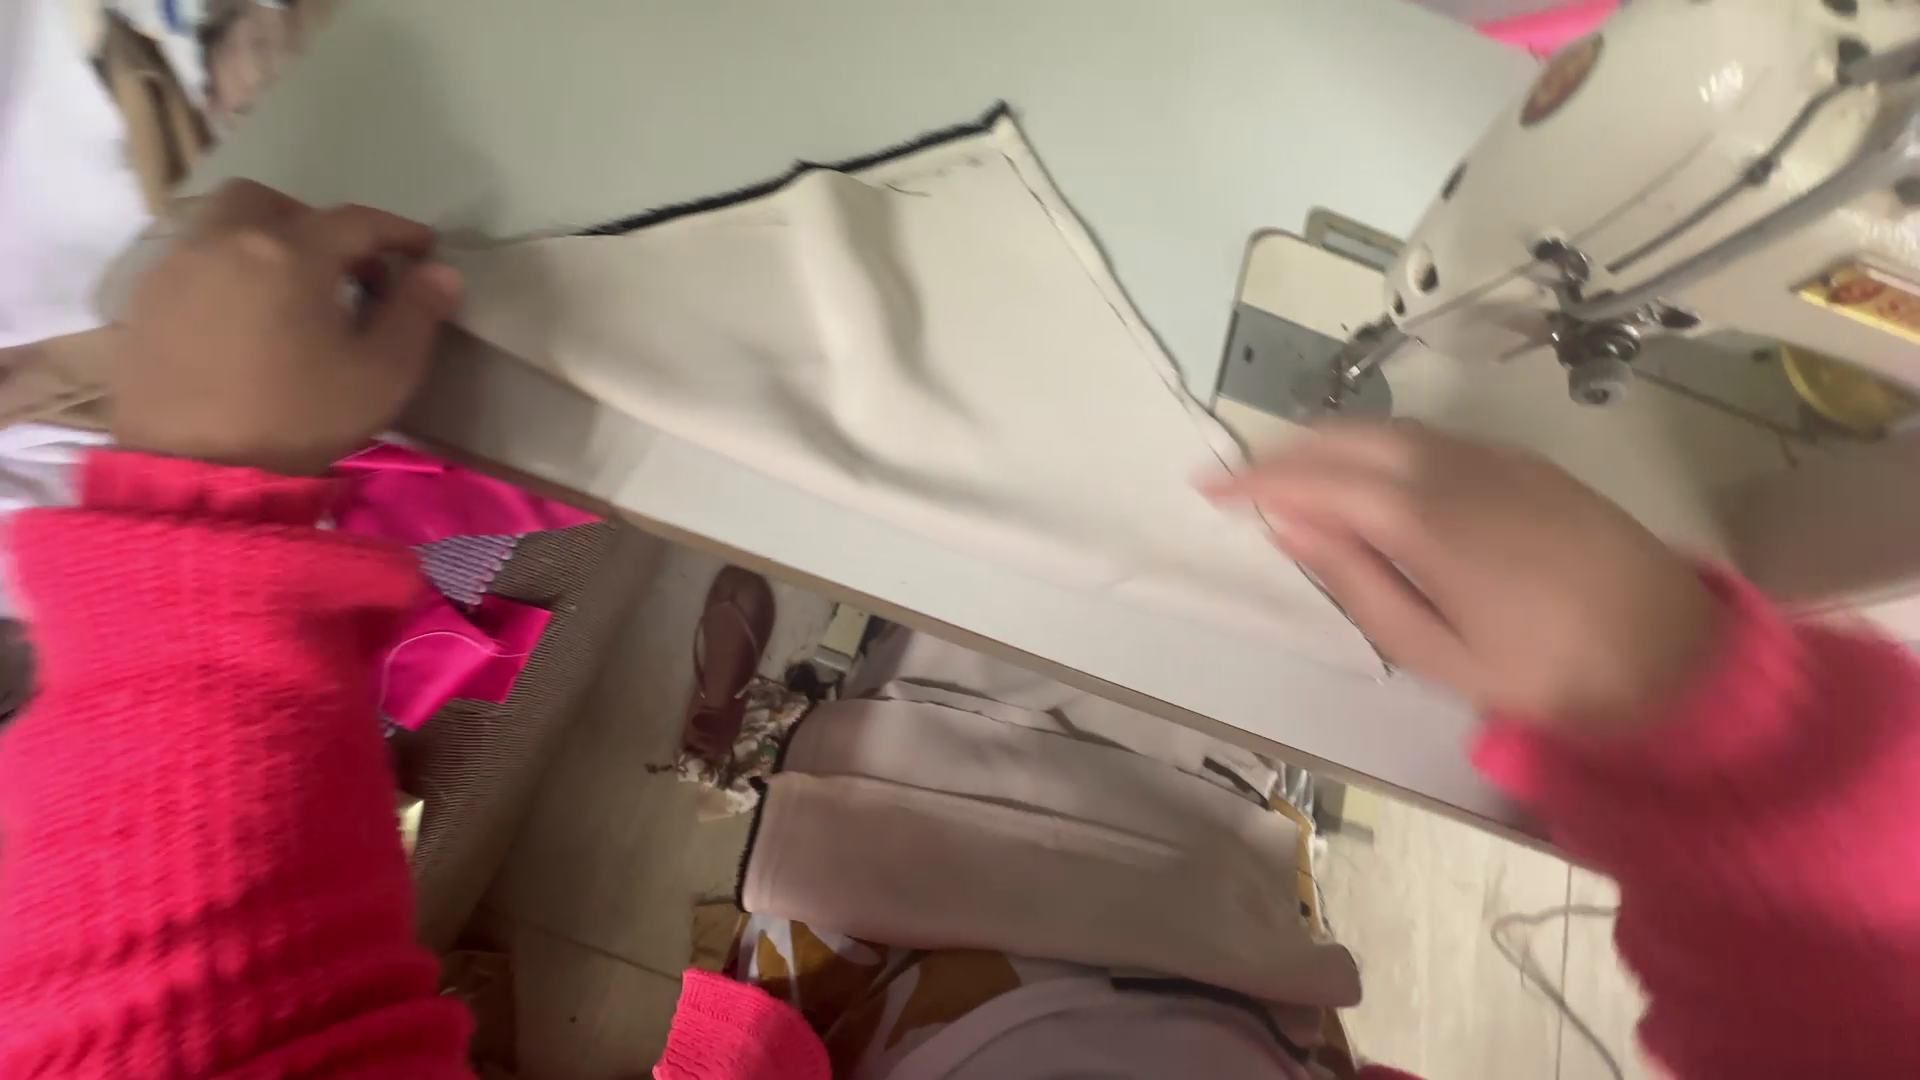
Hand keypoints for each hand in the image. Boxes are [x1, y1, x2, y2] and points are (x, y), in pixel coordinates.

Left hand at [111, 180, 463, 475]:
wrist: (202, 463)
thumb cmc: (308, 413)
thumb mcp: (386, 370)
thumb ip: (417, 313)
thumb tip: (442, 273)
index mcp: (290, 255)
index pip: (355, 222)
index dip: (398, 230)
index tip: (427, 247)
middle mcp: (225, 242)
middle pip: (275, 203)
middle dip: (322, 225)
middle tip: (355, 269)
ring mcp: (177, 266)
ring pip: (227, 224)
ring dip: (273, 240)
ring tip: (304, 290)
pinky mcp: (150, 298)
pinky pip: (199, 258)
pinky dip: (239, 267)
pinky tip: (261, 314)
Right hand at [1206, 421, 1718, 733]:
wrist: (1681, 656)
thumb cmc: (1542, 670)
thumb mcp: (1430, 649)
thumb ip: (1354, 579)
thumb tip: (1289, 525)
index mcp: (1427, 520)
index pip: (1316, 480)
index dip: (1255, 480)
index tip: (1207, 486)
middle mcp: (1455, 469)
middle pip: (1344, 438)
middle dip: (1279, 452)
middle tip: (1236, 479)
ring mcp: (1492, 458)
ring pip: (1382, 429)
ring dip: (1321, 443)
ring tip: (1281, 474)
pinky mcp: (1518, 460)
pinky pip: (1421, 436)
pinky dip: (1368, 444)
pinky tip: (1354, 473)